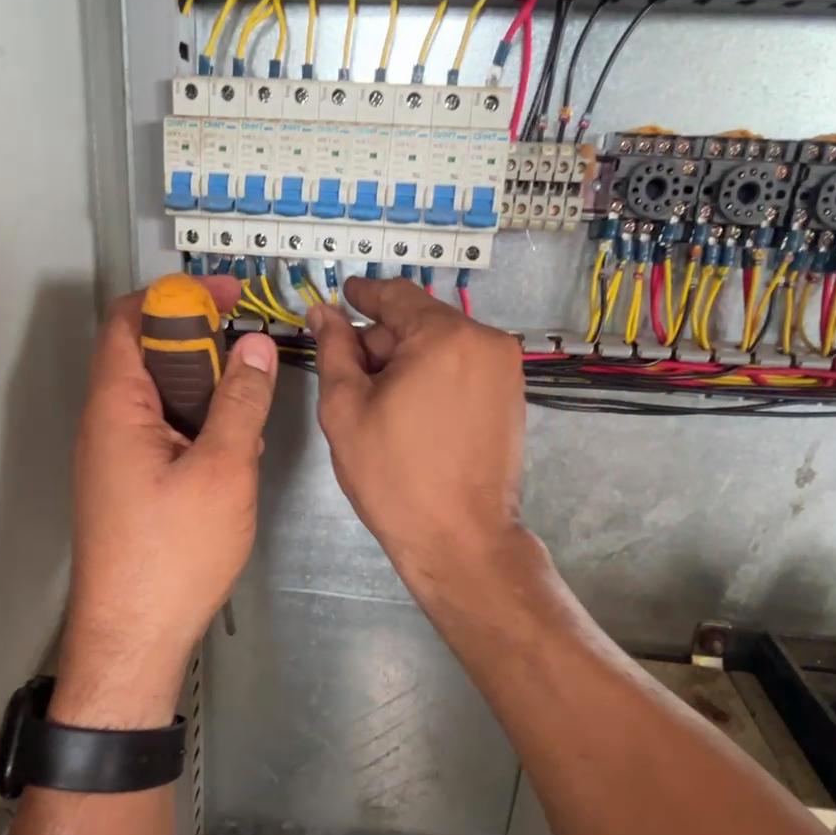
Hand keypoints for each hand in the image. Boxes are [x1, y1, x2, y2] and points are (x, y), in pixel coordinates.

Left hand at [56, 278, 276, 726]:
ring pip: (161, 398)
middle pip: (147, 354)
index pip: (131, 318)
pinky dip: (199, 428)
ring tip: (252, 412)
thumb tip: (254, 343)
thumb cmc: (174, 551)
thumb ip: (240, 402)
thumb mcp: (222, 470)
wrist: (133, 637)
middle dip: (202, 344)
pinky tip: (236, 456)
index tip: (233, 295)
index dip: (179, 294)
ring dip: (206, 391)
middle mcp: (105, 424)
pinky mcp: (130, 488)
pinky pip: (164, 435)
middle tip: (253, 356)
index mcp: (116, 405)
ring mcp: (115, 458)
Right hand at [309, 278, 527, 591]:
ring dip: (406, 360)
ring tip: (376, 400)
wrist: (461, 539)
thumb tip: (324, 313)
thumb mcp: (346, 410)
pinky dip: (433, 377)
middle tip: (347, 371)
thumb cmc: (395, 477)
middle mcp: (485, 341)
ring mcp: (505, 370)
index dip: (363, 295)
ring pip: (442, 346)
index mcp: (444, 336)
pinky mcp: (511, 396)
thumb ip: (333, 351)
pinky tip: (409, 411)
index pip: (396, 295)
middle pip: (420, 322)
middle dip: (381, 340)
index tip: (343, 295)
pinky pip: (463, 369)